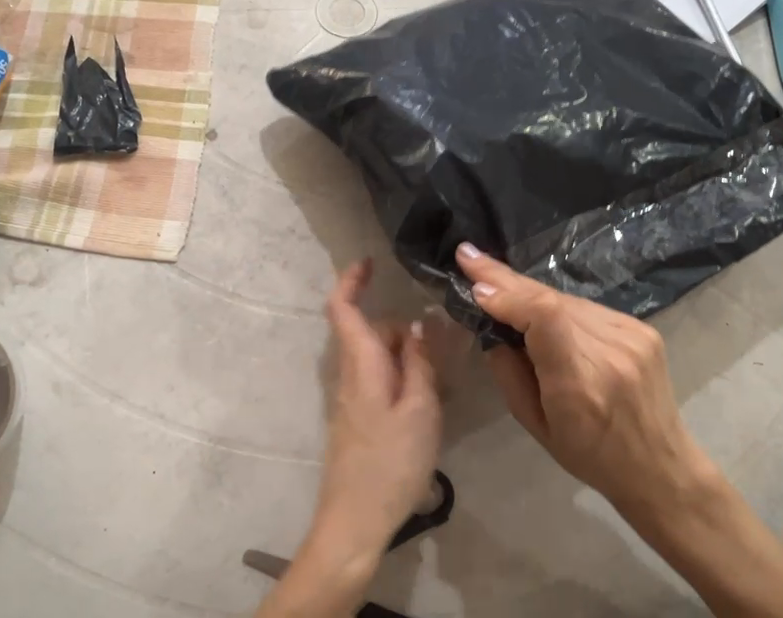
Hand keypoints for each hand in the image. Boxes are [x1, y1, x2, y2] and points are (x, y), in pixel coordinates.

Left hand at [309, 259, 442, 567]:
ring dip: (406, 360)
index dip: (352, 280)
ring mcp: (351, 399)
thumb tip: (418, 325)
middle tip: (439, 352)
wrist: (355, 521)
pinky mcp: (357, 420)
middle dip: (402, 332)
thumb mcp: (419, 409)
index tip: (371, 261)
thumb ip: (419, 364)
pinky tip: (425, 407)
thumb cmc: (391, 462)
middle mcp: (349, 375)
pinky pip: (379, 382)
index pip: (343, 308)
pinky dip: (401, 380)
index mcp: (361, 363)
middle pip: (371, 333)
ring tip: (437, 386)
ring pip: (378, 359)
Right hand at [455, 242, 711, 514]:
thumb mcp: (535, 425)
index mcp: (579, 384)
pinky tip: (540, 309)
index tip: (476, 286)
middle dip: (505, 278)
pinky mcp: (641, 329)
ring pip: (566, 299)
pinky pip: (586, 307)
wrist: (660, 467)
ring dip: (528, 291)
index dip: (509, 295)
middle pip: (551, 299)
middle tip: (469, 257)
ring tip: (495, 280)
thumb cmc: (589, 456)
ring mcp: (630, 336)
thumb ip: (507, 371)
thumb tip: (488, 321)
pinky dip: (558, 306)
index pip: (545, 319)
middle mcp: (608, 352)